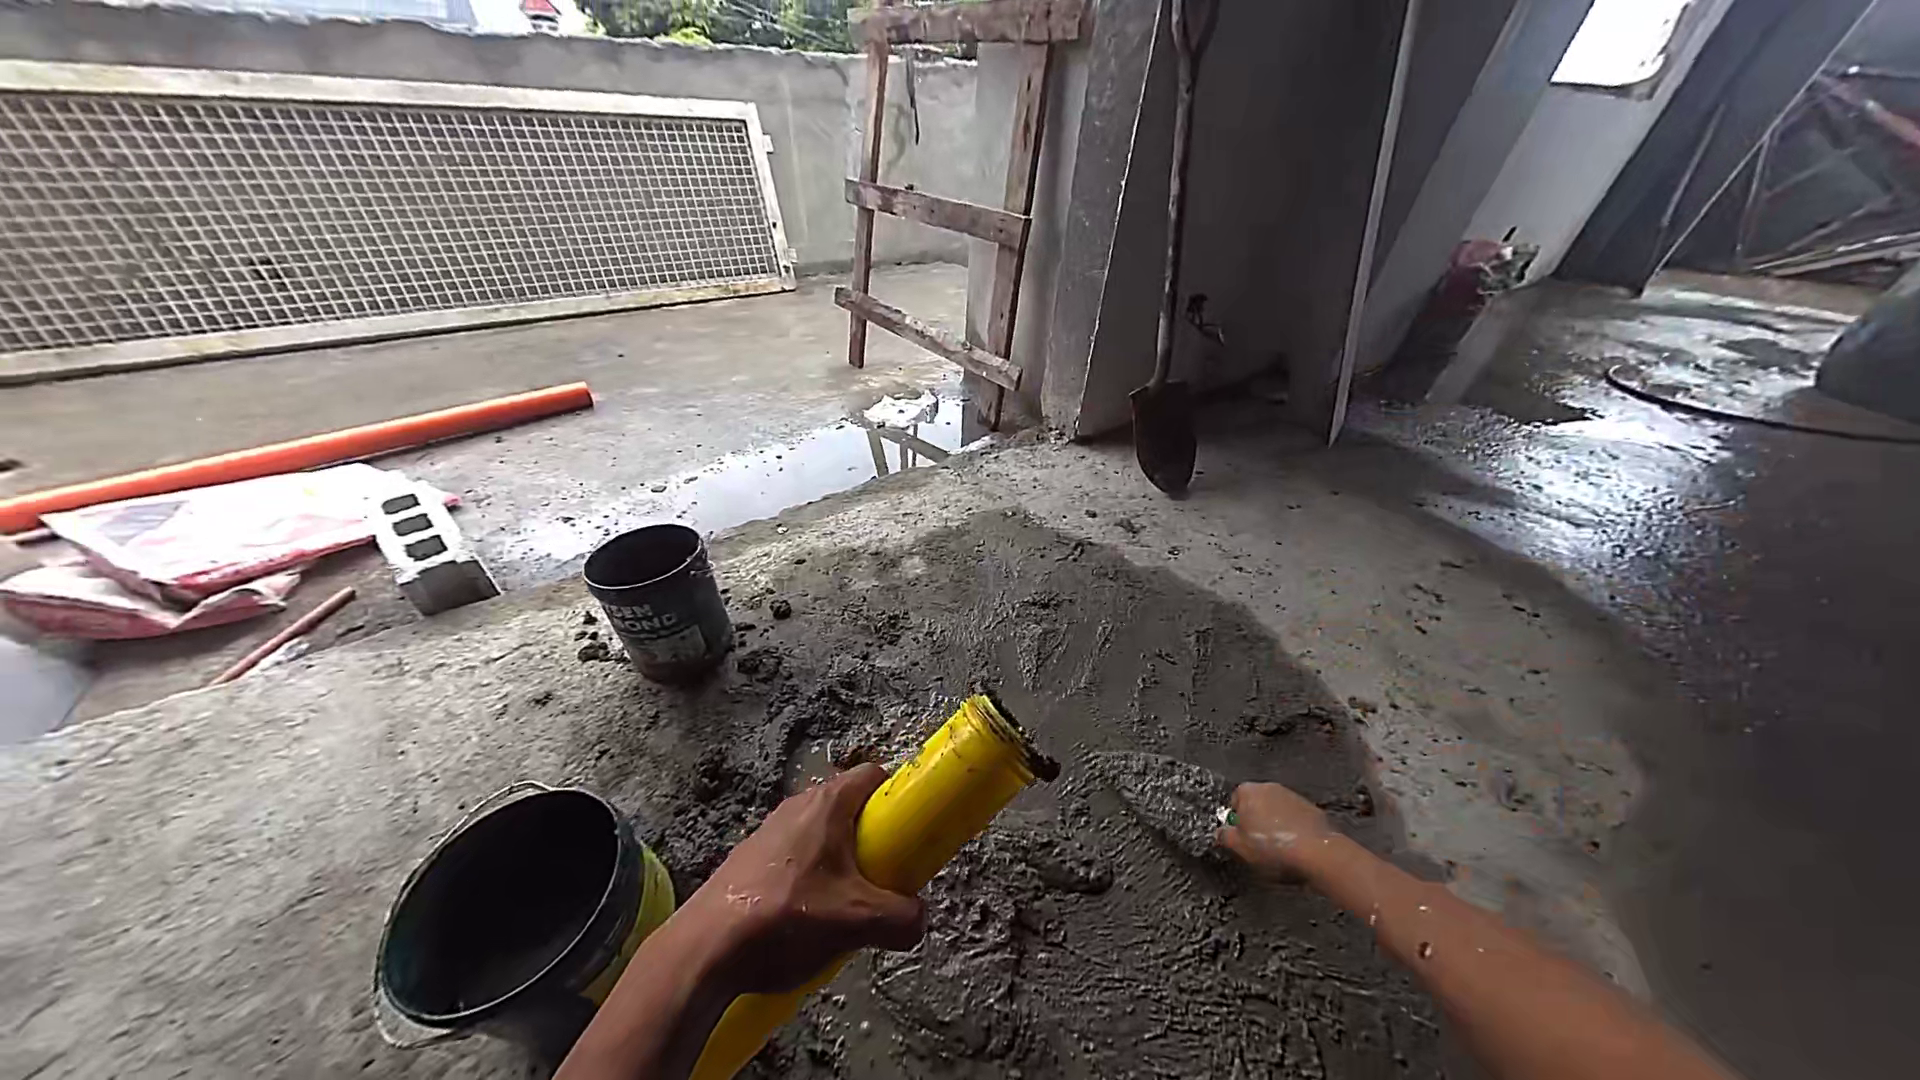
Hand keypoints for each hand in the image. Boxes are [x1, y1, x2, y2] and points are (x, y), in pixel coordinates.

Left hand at [680, 763, 924, 995]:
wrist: (705, 949)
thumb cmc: (787, 917)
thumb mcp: (857, 921)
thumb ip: (901, 919)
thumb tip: (917, 919)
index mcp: (828, 803)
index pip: (874, 774)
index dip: (896, 797)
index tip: (905, 833)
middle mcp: (799, 805)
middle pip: (849, 806)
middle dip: (869, 838)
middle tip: (877, 876)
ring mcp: (770, 829)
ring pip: (820, 832)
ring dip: (838, 861)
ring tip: (839, 905)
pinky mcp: (749, 856)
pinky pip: (794, 853)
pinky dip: (808, 876)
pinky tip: (802, 919)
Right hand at [1215, 782, 1336, 881]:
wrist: (1319, 853)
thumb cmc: (1273, 847)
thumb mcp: (1240, 847)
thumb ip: (1225, 836)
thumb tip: (1222, 833)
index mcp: (1248, 790)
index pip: (1234, 801)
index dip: (1236, 821)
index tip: (1241, 837)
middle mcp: (1270, 787)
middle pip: (1257, 804)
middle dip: (1256, 821)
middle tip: (1259, 844)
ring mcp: (1294, 796)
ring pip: (1277, 811)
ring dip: (1276, 825)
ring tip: (1281, 849)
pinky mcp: (1314, 809)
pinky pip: (1296, 819)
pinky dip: (1294, 830)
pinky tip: (1297, 848)